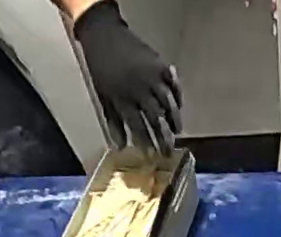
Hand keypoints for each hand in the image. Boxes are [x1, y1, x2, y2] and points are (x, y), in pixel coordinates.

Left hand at [71, 0, 181, 154]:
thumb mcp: (104, 99)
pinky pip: (172, 83)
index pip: (139, 127)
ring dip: (174, 119)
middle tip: (168, 150)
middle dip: (163, 136)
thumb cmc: (102, 70)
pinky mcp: (159, 64)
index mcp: (124, 101)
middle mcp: (140, 90)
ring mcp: (151, 76)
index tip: (151, 155)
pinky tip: (179, 106)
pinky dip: (177, 96)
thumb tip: (121, 146)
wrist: (105, 37)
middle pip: (155, 118)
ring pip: (167, 103)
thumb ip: (114, 123)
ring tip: (177, 131)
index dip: (146, 142)